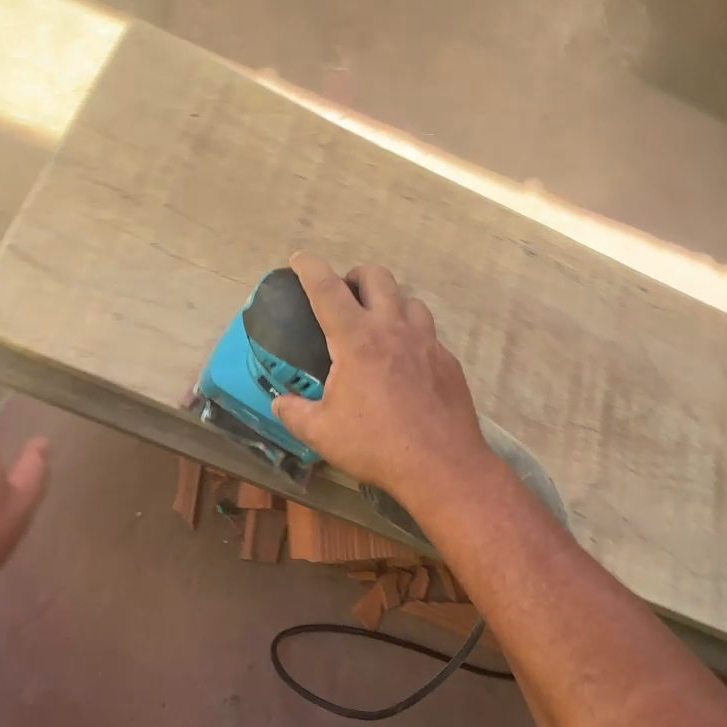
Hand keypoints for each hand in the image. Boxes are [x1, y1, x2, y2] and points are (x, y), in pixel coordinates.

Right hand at [270, 253, 495, 503]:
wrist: (443, 466)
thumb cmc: (376, 445)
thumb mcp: (322, 433)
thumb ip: (294, 412)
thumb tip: (279, 402)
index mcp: (357, 340)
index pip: (327, 289)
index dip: (310, 268)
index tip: (299, 259)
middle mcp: (393, 329)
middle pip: (376, 277)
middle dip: (355, 275)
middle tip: (342, 294)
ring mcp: (426, 342)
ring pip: (408, 299)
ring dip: (388, 301)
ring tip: (377, 323)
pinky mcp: (447, 361)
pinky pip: (428, 332)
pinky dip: (411, 334)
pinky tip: (404, 360)